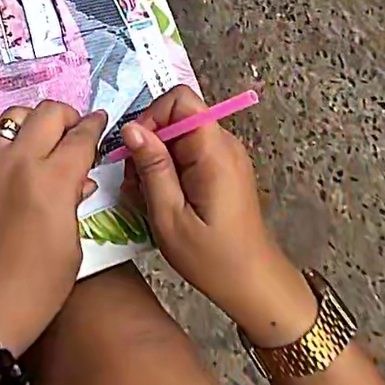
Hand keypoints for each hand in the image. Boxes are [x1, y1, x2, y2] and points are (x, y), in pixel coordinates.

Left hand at [0, 100, 106, 353]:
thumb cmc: (33, 291)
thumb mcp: (70, 249)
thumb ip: (75, 204)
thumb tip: (79, 181)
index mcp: (52, 181)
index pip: (80, 137)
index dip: (95, 126)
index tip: (100, 121)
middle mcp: (18, 161)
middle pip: (47, 114)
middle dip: (67, 117)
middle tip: (74, 132)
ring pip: (12, 116)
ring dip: (32, 120)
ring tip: (40, 138)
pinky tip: (6, 146)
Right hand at [119, 86, 317, 346]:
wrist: (254, 285)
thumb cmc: (213, 259)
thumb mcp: (170, 216)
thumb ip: (152, 167)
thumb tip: (130, 128)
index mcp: (214, 152)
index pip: (179, 100)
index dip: (151, 116)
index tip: (135, 152)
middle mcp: (223, 144)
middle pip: (174, 116)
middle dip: (147, 142)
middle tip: (136, 182)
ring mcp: (223, 155)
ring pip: (175, 134)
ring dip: (153, 158)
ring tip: (147, 195)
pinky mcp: (219, 167)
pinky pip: (185, 151)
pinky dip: (166, 168)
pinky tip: (160, 198)